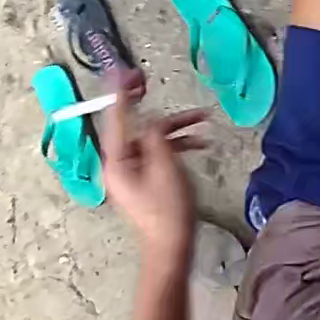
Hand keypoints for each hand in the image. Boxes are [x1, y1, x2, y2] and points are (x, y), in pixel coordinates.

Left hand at [98, 69, 207, 254]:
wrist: (171, 247)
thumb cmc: (168, 210)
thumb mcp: (165, 167)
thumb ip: (156, 137)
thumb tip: (151, 120)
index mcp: (116, 161)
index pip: (115, 118)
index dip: (121, 93)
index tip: (125, 72)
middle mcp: (119, 165)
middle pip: (136, 127)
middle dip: (155, 108)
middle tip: (155, 83)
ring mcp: (132, 174)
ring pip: (152, 139)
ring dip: (177, 128)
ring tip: (203, 119)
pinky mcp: (146, 181)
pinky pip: (159, 154)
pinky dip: (177, 146)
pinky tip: (200, 144)